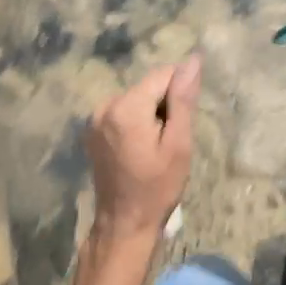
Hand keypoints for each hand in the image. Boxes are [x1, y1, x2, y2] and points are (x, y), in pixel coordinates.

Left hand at [85, 56, 202, 238]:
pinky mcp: (92, 130)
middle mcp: (105, 105)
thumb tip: (193, 60)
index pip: (163, 74)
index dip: (178, 94)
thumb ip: (183, 99)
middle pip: (148, 87)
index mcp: (126, 106)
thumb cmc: (157, 188)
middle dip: (163, 105)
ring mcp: (95, 118)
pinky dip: (135, 121)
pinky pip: (122, 111)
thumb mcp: (178, 144)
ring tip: (154, 147)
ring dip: (150, 113)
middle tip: (169, 140)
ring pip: (136, 98)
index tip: (180, 124)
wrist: (124, 225)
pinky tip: (139, 148)